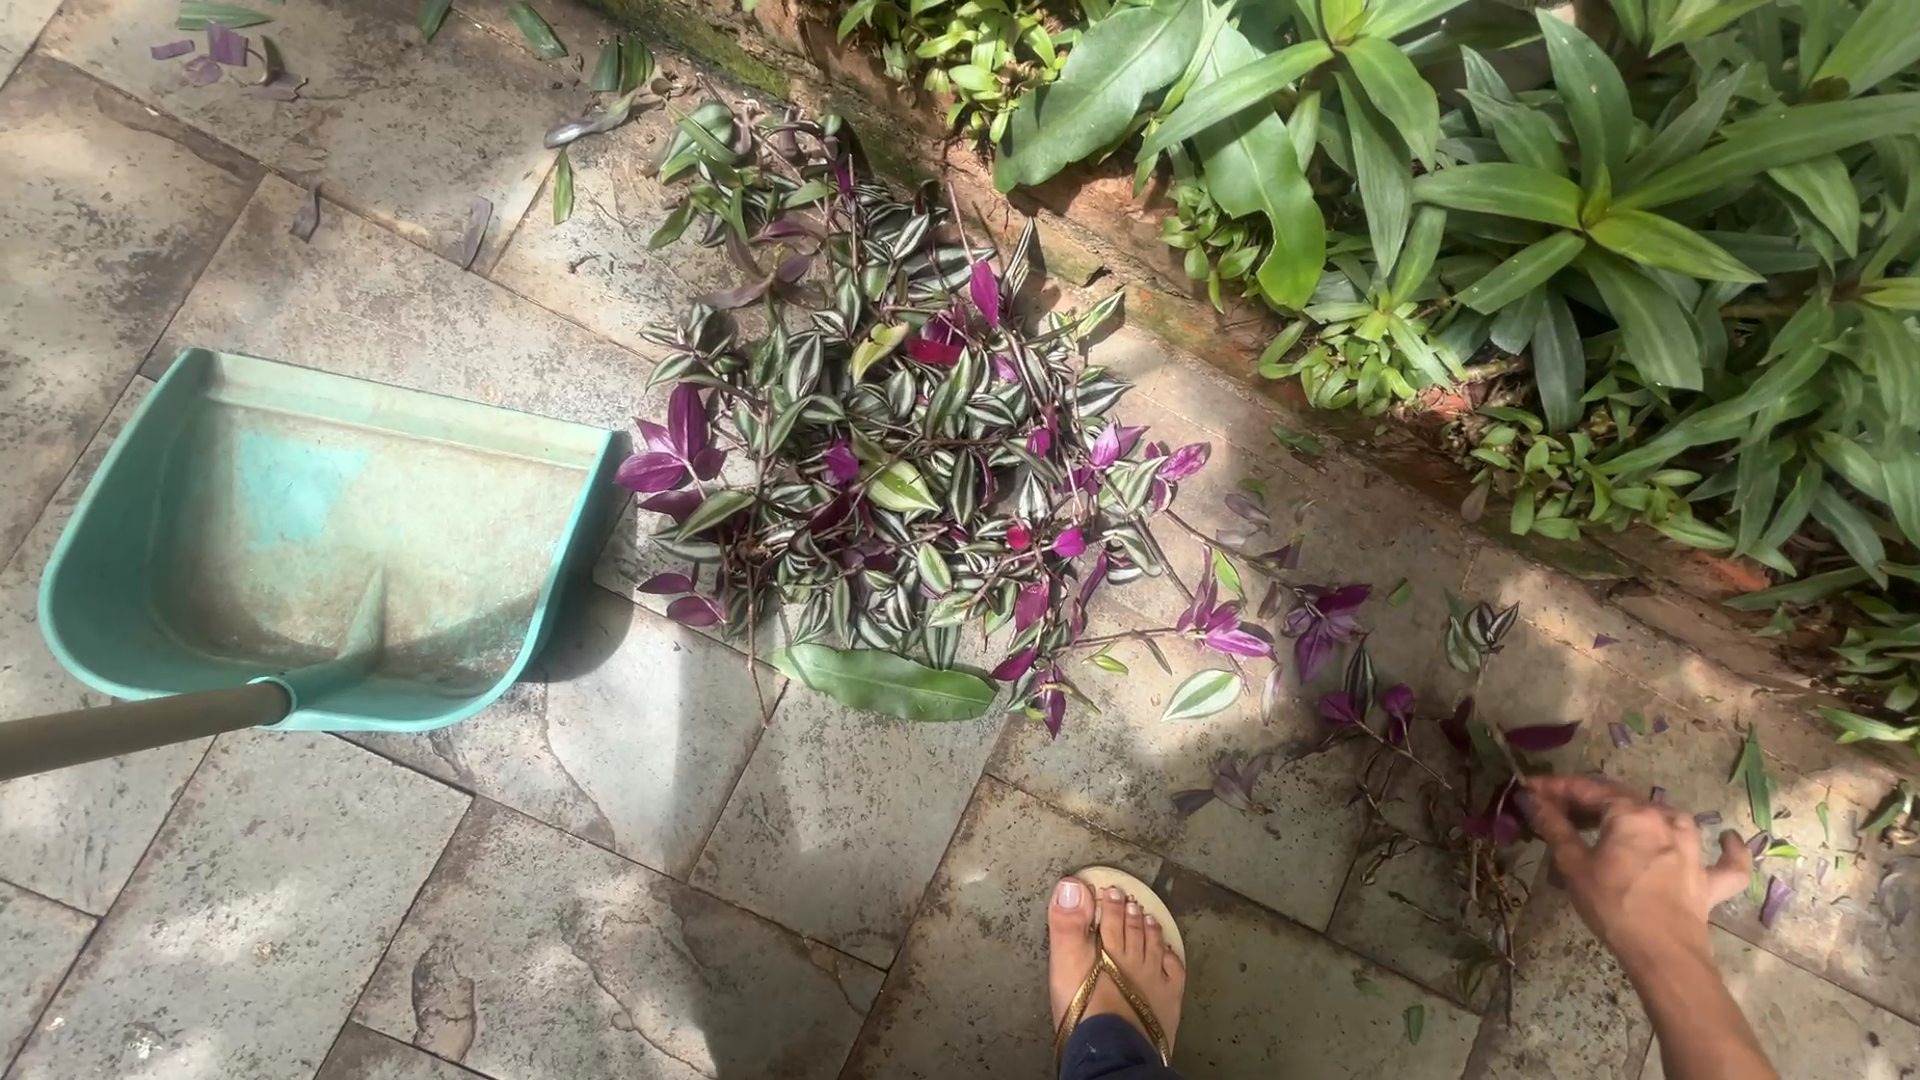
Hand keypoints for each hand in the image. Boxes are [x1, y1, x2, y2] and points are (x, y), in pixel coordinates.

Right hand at [1521, 775, 1750, 973]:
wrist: (1662, 953)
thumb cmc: (1611, 902)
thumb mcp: (1571, 861)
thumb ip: (1553, 825)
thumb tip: (1532, 799)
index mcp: (1631, 814)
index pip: (1585, 788)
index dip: (1553, 786)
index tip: (1528, 789)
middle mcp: (1666, 823)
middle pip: (1621, 798)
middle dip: (1585, 798)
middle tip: (1555, 808)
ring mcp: (1694, 851)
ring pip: (1668, 818)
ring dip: (1638, 813)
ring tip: (1613, 818)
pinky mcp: (1710, 879)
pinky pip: (1727, 860)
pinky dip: (1728, 848)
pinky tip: (1728, 839)